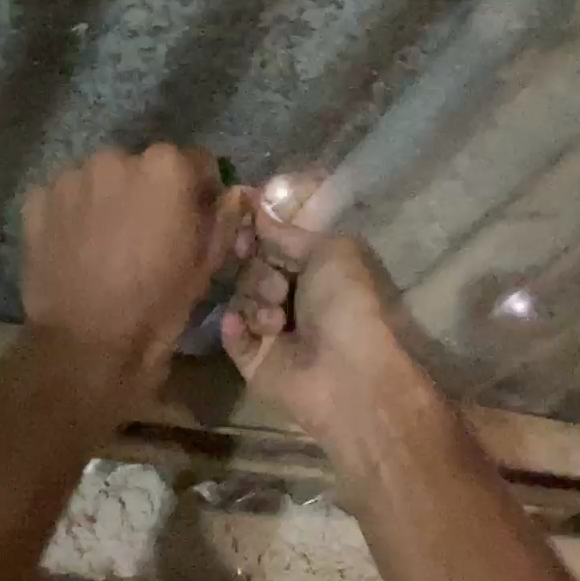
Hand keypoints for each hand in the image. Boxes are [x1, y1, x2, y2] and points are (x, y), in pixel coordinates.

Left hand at [21, 145, 243, 374]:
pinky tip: (78, 249)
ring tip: (109, 244)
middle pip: (143, 167)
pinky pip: (65, 197)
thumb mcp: (206, 265)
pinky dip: (73, 214)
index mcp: (166, 167)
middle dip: (149, 192)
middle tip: (149, 235)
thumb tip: (233, 194)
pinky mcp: (37, 199)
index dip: (199, 191)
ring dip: (110, 200)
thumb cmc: (158, 303)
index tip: (194, 219)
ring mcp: (72, 176)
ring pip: (102, 180)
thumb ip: (223, 218)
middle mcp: (117, 157)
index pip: (195, 161)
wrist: (87, 344)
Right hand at [221, 207, 420, 443]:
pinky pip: (231, 333)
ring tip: (278, 320)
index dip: (256, 233)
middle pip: (252, 267)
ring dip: (256, 303)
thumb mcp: (329, 251)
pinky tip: (246, 328)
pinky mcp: (254, 359)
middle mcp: (294, 295)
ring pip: (241, 298)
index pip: (273, 242)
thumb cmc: (347, 303)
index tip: (243, 230)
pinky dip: (236, 327)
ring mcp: (273, 329)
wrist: (348, 373)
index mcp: (317, 268)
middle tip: (279, 288)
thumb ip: (288, 232)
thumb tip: (257, 207)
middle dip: (260, 272)